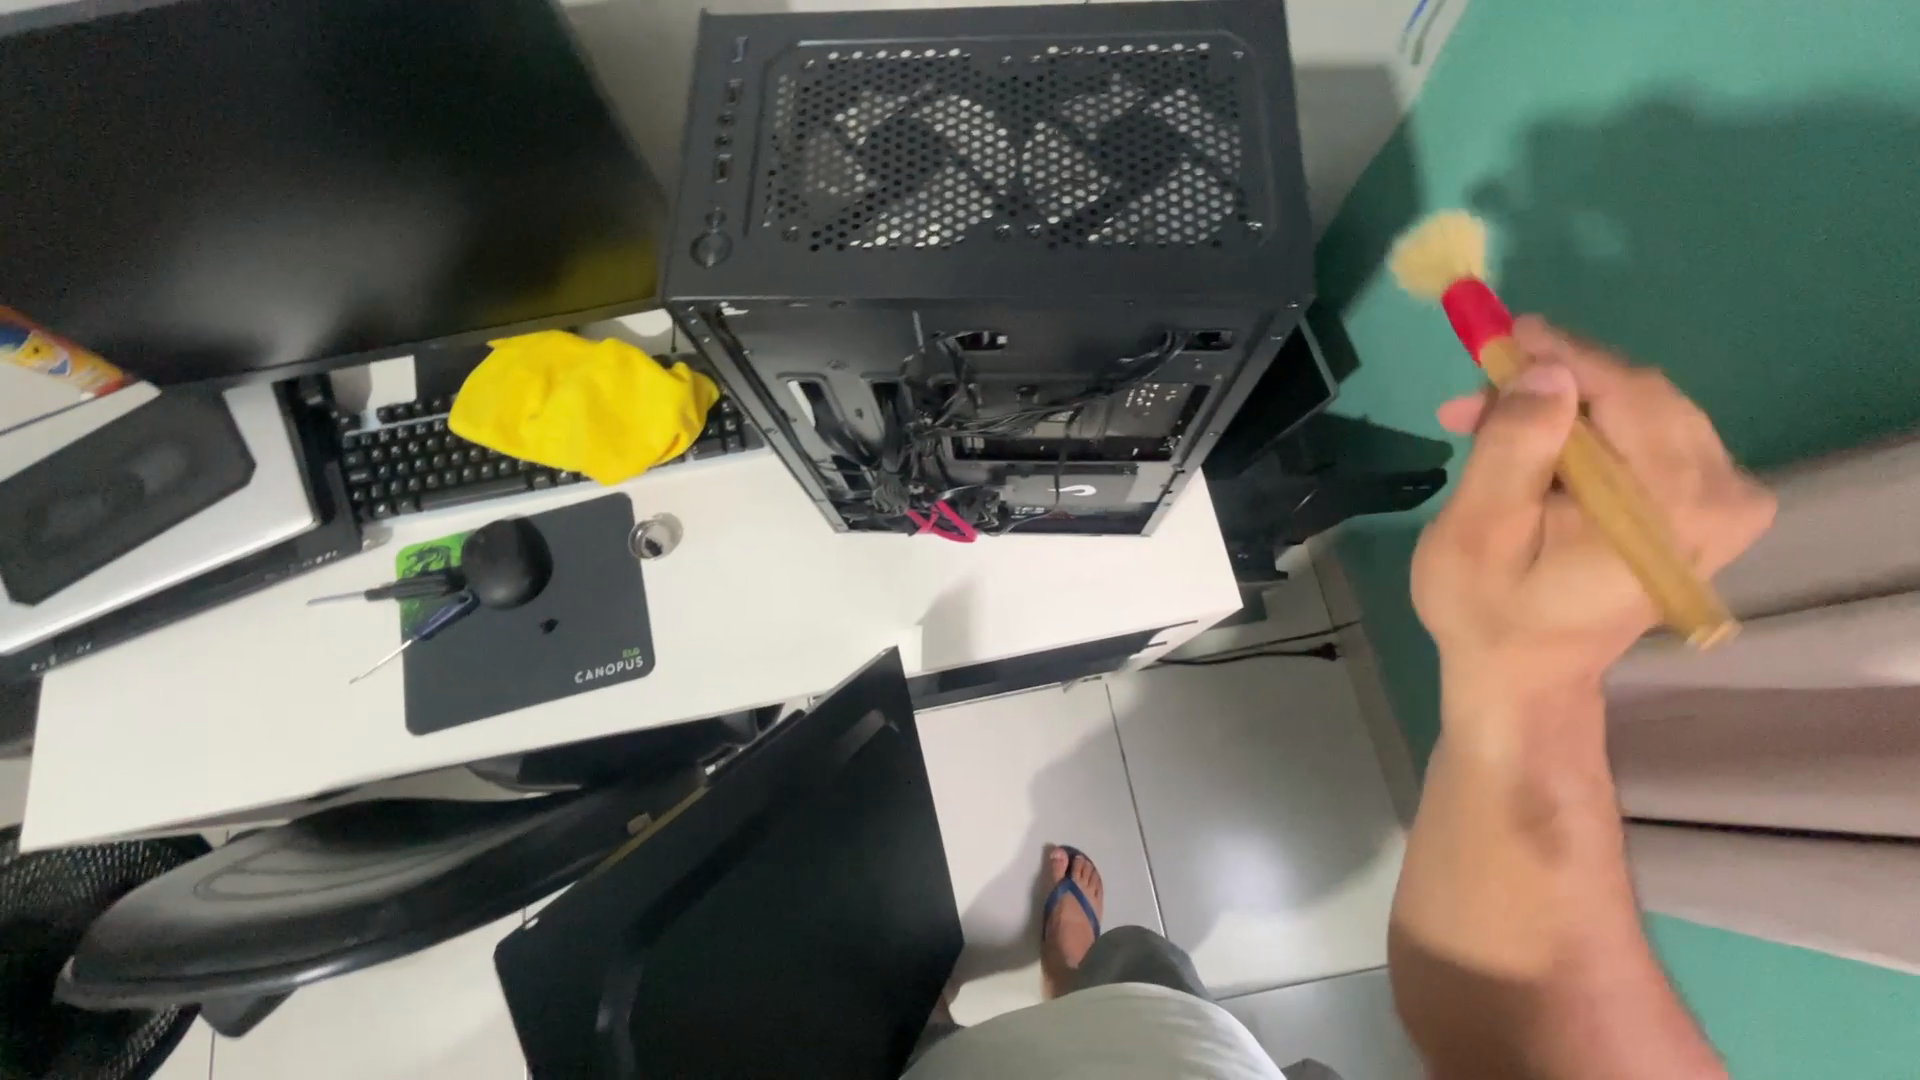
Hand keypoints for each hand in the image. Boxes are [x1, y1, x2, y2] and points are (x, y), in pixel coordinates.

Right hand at [1411, 317, 1774, 707]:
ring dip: (1558, 409)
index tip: (1501, 334)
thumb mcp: (1478, 532)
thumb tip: (1543, 373)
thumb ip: (1513, 450)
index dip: (1562, 356)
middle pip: (1639, 398)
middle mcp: (1723, 496)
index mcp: (1674, 507)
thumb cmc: (1488, 611)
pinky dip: (1581, 433)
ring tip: (1482, 423)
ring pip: (1638, 414)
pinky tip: (1528, 448)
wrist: (1520, 675)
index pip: (1630, 394)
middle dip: (1551, 385)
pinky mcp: (1701, 508)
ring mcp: (1720, 503)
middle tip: (1473, 395)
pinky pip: (1643, 440)